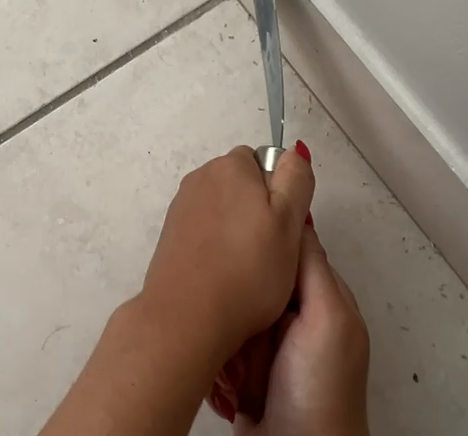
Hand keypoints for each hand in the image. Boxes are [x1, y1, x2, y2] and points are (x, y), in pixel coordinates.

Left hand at [136, 144, 315, 364]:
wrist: (186, 316)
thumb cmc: (248, 270)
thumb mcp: (288, 224)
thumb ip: (295, 181)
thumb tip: (295, 151)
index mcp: (230, 166)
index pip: (263, 163)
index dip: (279, 194)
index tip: (283, 229)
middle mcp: (201, 177)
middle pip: (242, 185)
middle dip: (258, 212)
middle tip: (271, 253)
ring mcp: (182, 205)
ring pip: (224, 209)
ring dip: (237, 230)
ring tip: (248, 270)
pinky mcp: (171, 233)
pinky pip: (205, 230)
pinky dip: (216, 245)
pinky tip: (224, 275)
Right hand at [228, 224, 370, 435]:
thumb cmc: (321, 387)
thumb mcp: (328, 317)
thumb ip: (312, 267)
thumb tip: (295, 216)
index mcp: (320, 298)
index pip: (284, 252)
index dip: (261, 247)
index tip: (234, 242)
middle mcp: (294, 318)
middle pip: (251, 284)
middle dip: (238, 301)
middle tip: (238, 323)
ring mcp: (267, 349)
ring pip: (229, 316)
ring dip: (225, 338)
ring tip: (232, 363)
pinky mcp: (243, 375)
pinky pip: (218, 350)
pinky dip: (216, 364)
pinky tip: (221, 379)